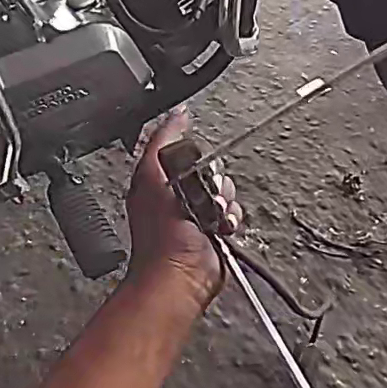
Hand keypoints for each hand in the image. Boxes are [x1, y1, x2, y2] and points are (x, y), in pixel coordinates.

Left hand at [125, 106, 240, 306]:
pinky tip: (220, 226)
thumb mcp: (152, 176)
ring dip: (222, 201)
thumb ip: (162, 142)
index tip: (194, 170)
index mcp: (159, 180)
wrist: (180, 274)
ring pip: (225, 189)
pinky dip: (230, 217)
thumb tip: (177, 113)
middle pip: (210, 169)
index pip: (186, 151)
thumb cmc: (159, 236)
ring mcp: (200, 213)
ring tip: (209, 216)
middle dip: (211, 181)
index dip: (193, 156)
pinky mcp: (218, 229)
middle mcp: (180, 195)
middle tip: (200, 198)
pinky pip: (234, 211)